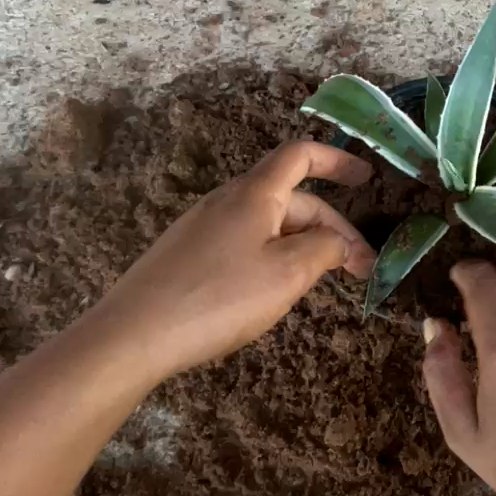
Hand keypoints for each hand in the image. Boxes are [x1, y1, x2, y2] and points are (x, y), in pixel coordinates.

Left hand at [78, 140, 374, 382]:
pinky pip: (245, 241)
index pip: (302, 155)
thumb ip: (326, 248)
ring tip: (321, 280)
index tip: (367, 179)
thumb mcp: (288, 273)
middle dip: (332, 227)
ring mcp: (202, 228)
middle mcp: (228, 200)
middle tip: (358, 267)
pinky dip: (275, 255)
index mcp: (255, 193)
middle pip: (292, 197)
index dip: (338, 160)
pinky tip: (273, 290)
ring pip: (269, 223)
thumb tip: (338, 242)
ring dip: (305, 243)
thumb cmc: (218, 298)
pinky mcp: (186, 256)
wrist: (127, 340)